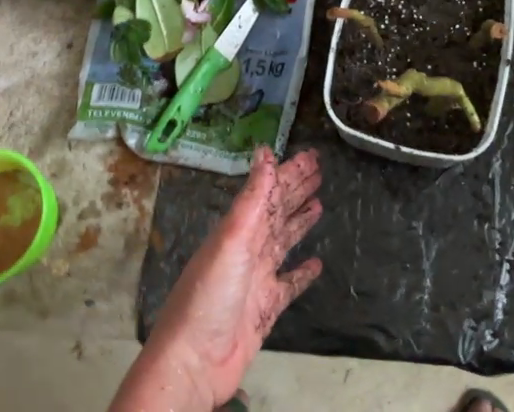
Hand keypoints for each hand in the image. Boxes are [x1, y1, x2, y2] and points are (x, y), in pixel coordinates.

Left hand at [114, 147, 322, 411]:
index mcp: (238, 230)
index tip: (311, 156)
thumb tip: (263, 152)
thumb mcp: (231, 240)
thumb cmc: (208, 297)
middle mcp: (246, 249)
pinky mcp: (264, 308)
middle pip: (276, 212)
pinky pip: (289, 284)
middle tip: (318, 170)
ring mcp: (256, 279)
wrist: (194, 362)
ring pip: (283, 241)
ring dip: (299, 221)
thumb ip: (250, 198)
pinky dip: (302, 273)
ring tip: (319, 203)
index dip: (289, 173)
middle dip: (296, 189)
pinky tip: (316, 264)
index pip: (268, 192)